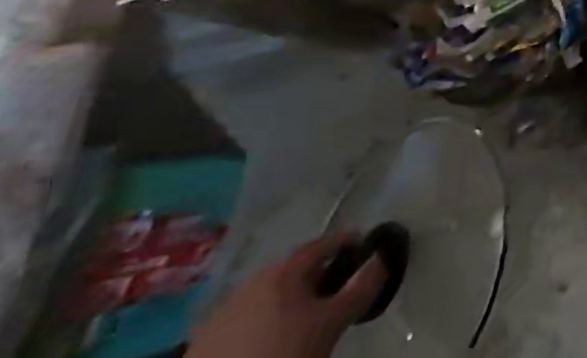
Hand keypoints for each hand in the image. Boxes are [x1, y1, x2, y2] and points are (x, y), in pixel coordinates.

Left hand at [187, 233, 385, 357]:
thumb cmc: (286, 351)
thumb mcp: (333, 321)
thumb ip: (363, 286)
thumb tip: (383, 256)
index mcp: (282, 272)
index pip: (322, 244)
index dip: (348, 241)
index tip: (366, 246)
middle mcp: (249, 283)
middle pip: (293, 269)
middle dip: (319, 272)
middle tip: (340, 284)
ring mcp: (220, 313)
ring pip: (267, 293)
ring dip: (291, 296)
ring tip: (308, 313)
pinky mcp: (203, 342)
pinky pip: (245, 317)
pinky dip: (265, 317)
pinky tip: (273, 336)